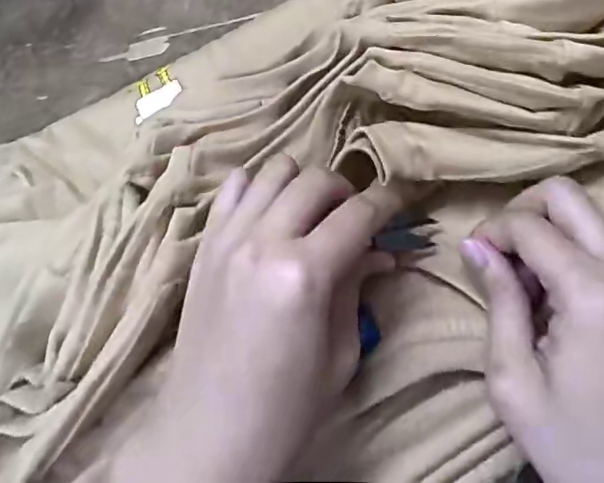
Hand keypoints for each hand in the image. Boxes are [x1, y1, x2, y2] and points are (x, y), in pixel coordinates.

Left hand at [111, 154, 399, 482]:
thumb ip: (356, 288)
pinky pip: (233, 187)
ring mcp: (228, 236)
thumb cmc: (285, 410)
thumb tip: (380, 252)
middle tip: (355, 216)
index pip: (356, 214)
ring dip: (302, 183)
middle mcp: (263, 241)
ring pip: (273, 171)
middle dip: (345, 191)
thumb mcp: (339, 355)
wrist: (209, 433)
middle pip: (315, 180)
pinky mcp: (205, 242)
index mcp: (303, 274)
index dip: (386, 201)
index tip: (399, 199)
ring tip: (312, 211)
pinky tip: (269, 210)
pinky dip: (257, 186)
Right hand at [459, 178, 603, 482]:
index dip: (491, 230)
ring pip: (593, 222)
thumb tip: (475, 245)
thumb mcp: (516, 384)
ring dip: (553, 235)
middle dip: (523, 210)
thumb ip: (498, 302)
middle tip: (502, 252)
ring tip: (531, 287)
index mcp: (593, 292)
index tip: (473, 257)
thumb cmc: (581, 452)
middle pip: (569, 197)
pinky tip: (563, 308)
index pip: (529, 223)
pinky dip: (579, 259)